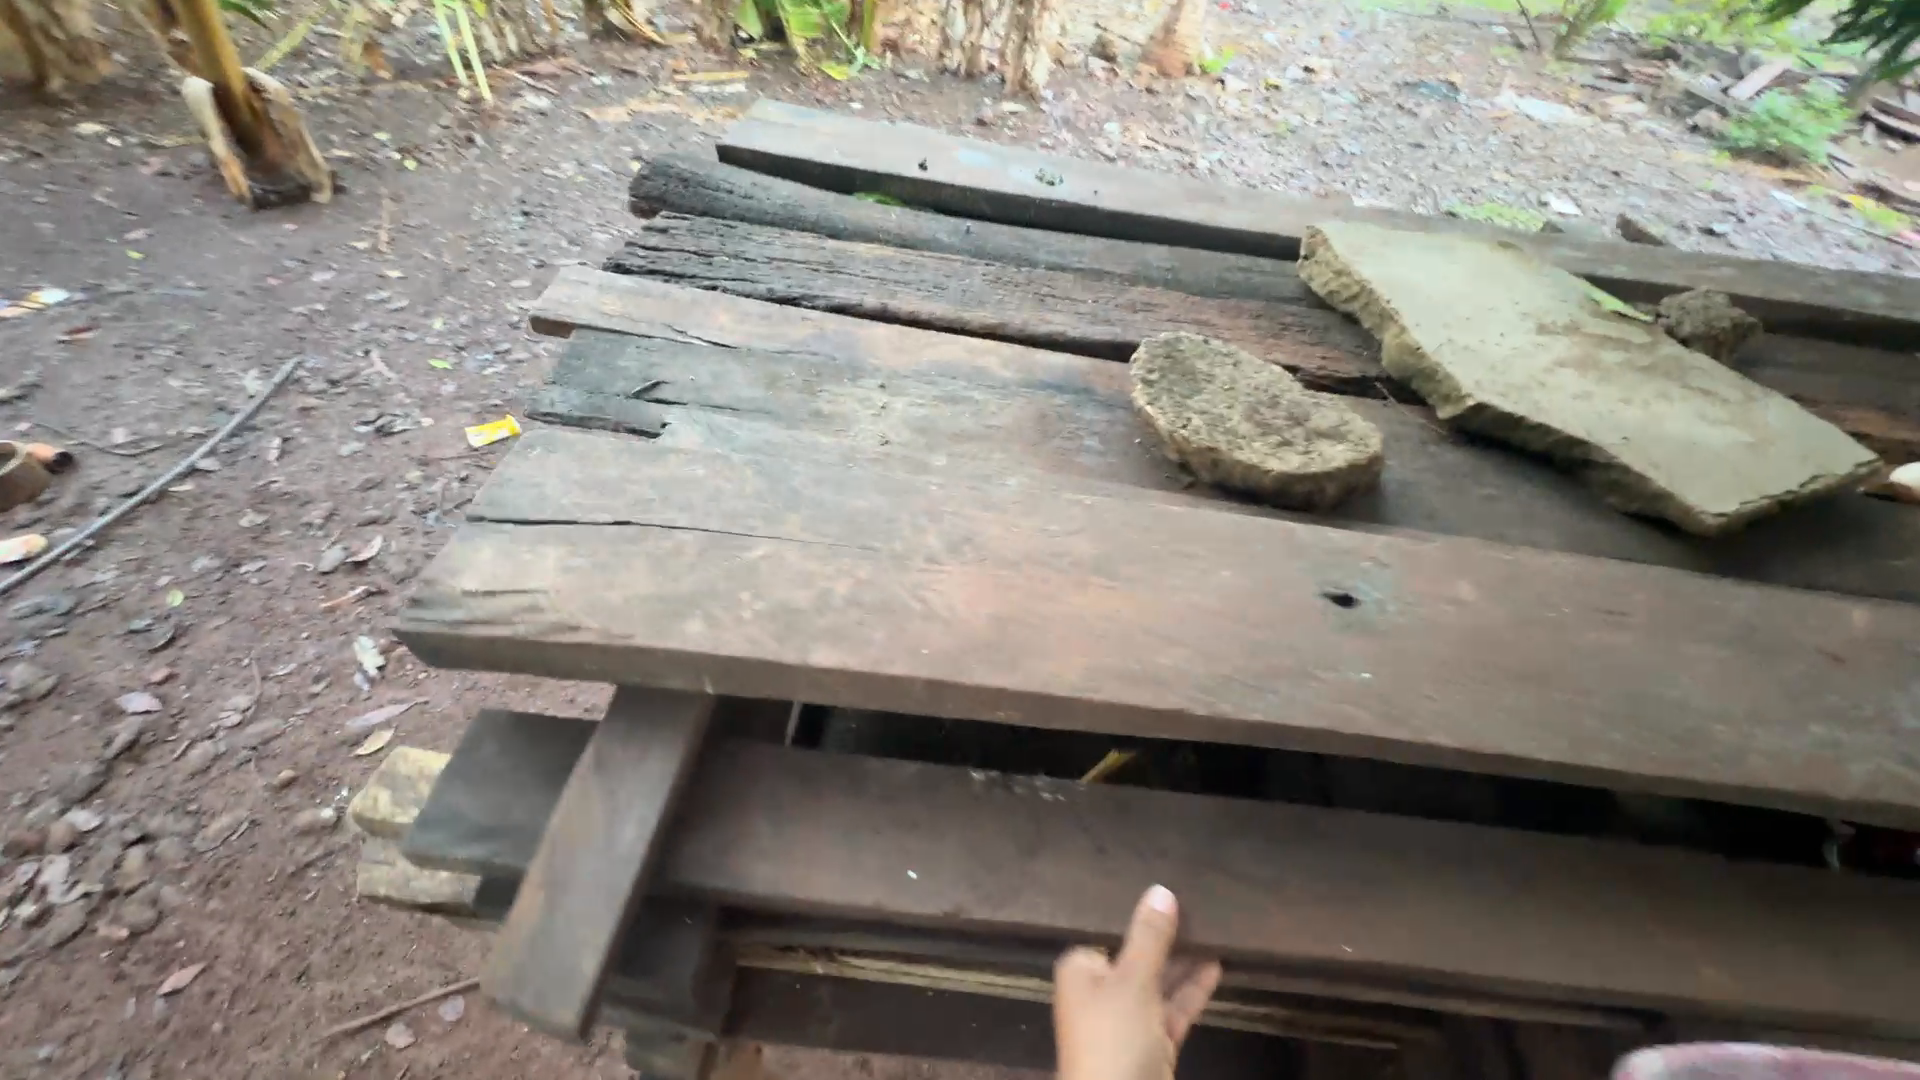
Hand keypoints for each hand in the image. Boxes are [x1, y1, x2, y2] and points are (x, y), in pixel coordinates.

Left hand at [1053, 885, 1222, 1079]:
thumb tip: (1161, 890)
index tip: (1167, 886)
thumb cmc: (1112, 1040)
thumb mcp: (1132, 981)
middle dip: (1165, 936)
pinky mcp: (1151, 1046)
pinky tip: (1217, 966)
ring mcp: (1126, 1021)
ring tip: (1215, 928)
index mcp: (1081, 969)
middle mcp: (1100, 990)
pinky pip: (1172, 1008)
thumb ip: (1149, 938)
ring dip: (1183, 962)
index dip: (1138, 912)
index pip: (1110, 929)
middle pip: (1136, 955)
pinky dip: (1191, 990)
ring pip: (1158, 982)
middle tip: (1199, 902)